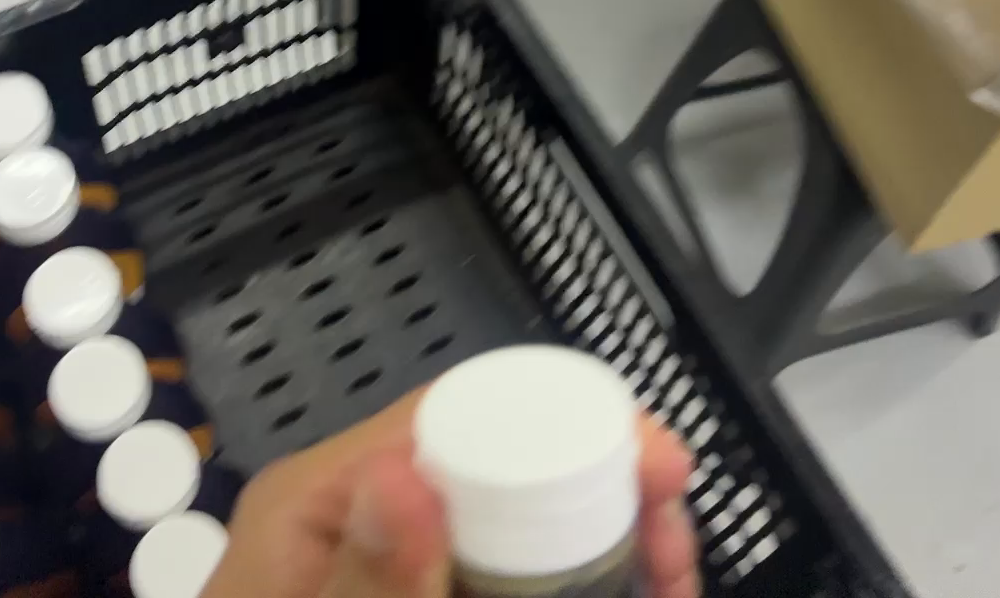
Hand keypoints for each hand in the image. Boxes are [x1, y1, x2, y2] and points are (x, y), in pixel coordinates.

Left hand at [202, 388, 701, 597]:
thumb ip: (366, 576)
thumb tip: (405, 474)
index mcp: (323, 492)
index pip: (452, 418)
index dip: (557, 425)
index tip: (655, 466)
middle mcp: (366, 499)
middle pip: (499, 465)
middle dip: (597, 492)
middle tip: (675, 541)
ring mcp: (400, 544)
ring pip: (517, 519)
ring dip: (601, 539)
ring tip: (668, 572)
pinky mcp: (425, 574)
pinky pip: (506, 560)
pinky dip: (572, 572)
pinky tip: (626, 586)